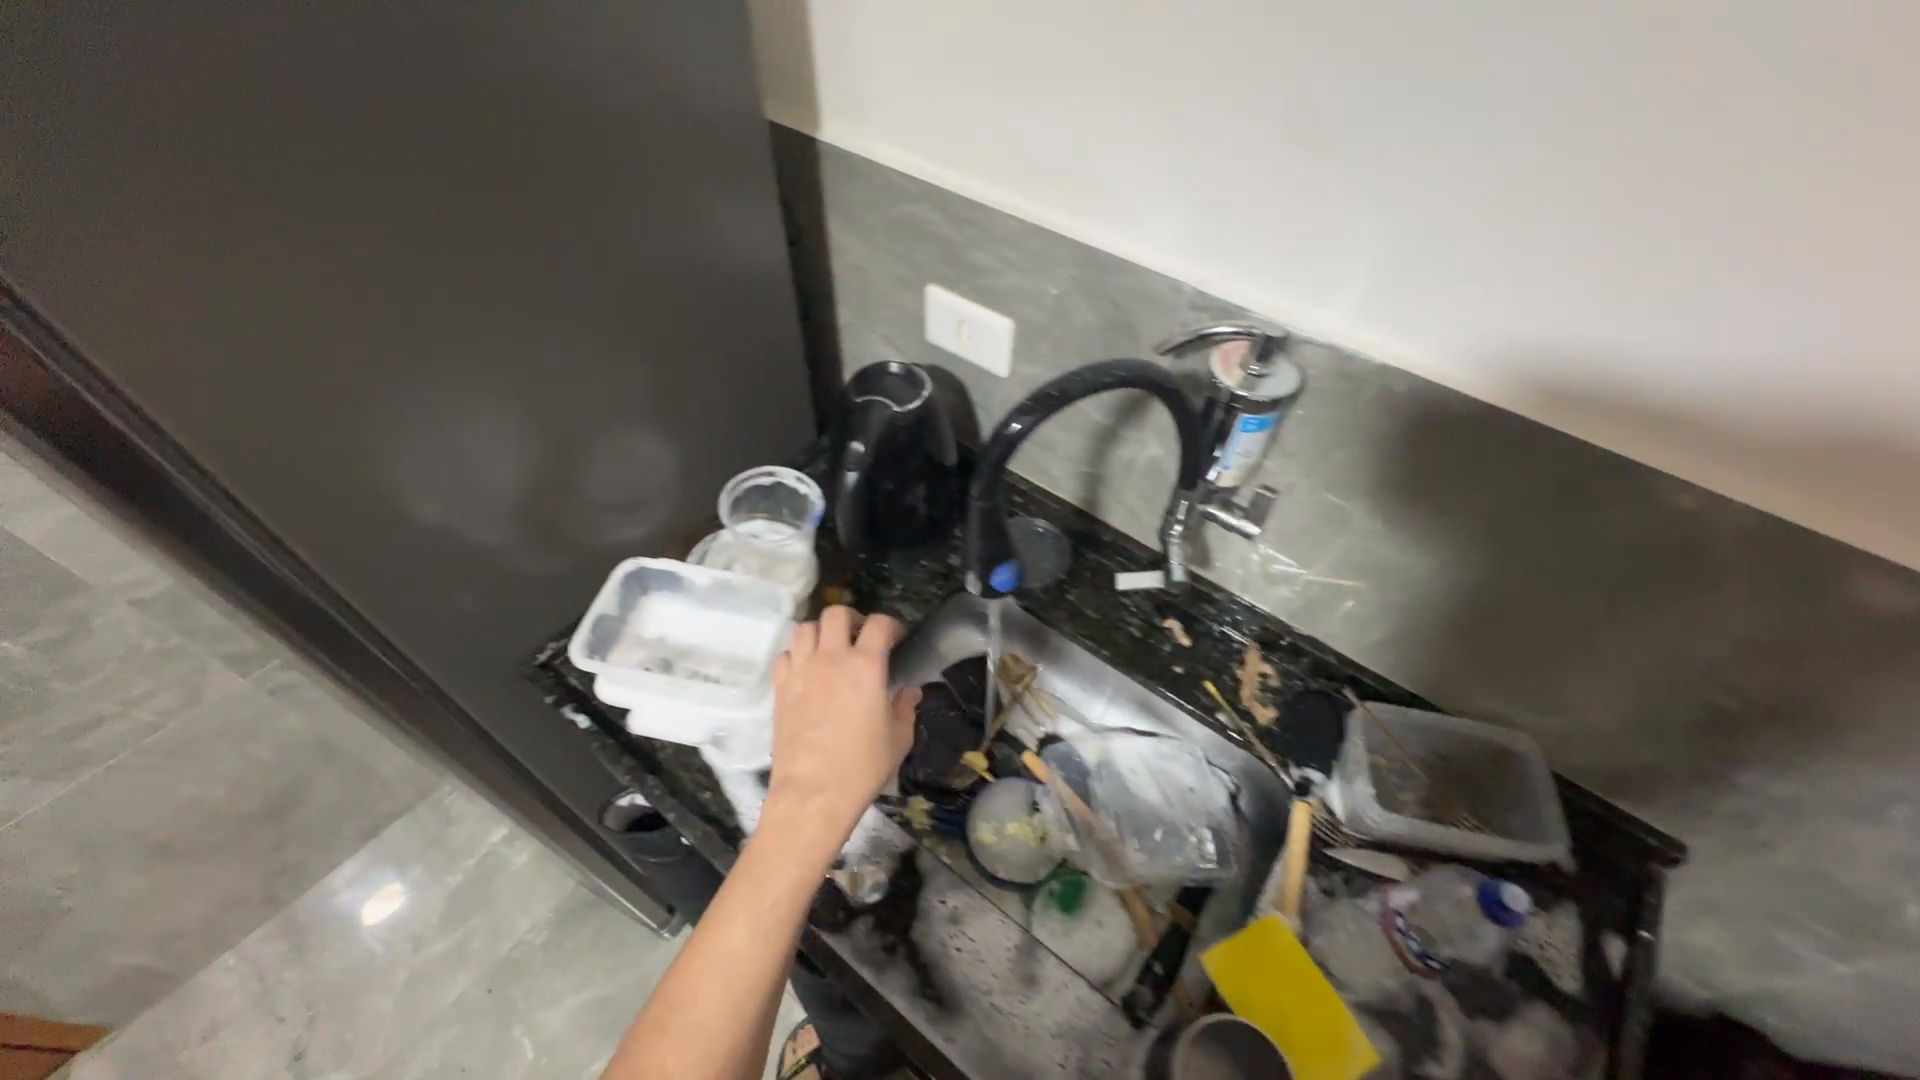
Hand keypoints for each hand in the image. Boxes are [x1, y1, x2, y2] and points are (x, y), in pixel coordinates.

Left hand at [767, 606, 920, 831]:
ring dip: (821, 632)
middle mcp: (831, 658)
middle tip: (860, 636)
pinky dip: (797, 654)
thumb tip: (910, 692)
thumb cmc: (862, 766)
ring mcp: (801, 671)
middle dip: (852, 619)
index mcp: (866, 666)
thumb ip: (906, 708)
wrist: (814, 793)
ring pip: (805, 627)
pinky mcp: (780, 688)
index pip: (879, 624)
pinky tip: (807, 670)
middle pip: (836, 614)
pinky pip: (785, 654)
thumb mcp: (899, 739)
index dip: (891, 625)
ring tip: (830, 648)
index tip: (897, 638)